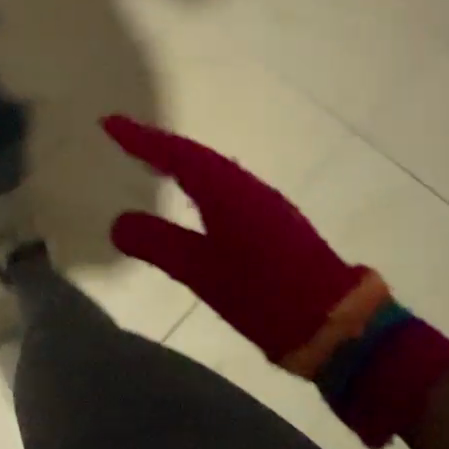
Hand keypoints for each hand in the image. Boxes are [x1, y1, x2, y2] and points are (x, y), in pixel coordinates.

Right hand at [103, 115, 372, 368]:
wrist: (339, 326)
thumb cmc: (264, 294)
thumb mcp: (200, 272)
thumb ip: (157, 243)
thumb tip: (117, 222)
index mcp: (224, 190)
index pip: (174, 153)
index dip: (140, 138)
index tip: (109, 122)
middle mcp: (244, 186)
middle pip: (193, 154)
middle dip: (157, 144)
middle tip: (123, 136)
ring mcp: (263, 203)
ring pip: (211, 169)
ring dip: (179, 160)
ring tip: (149, 161)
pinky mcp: (274, 222)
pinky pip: (224, 185)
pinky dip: (198, 179)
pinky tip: (190, 194)